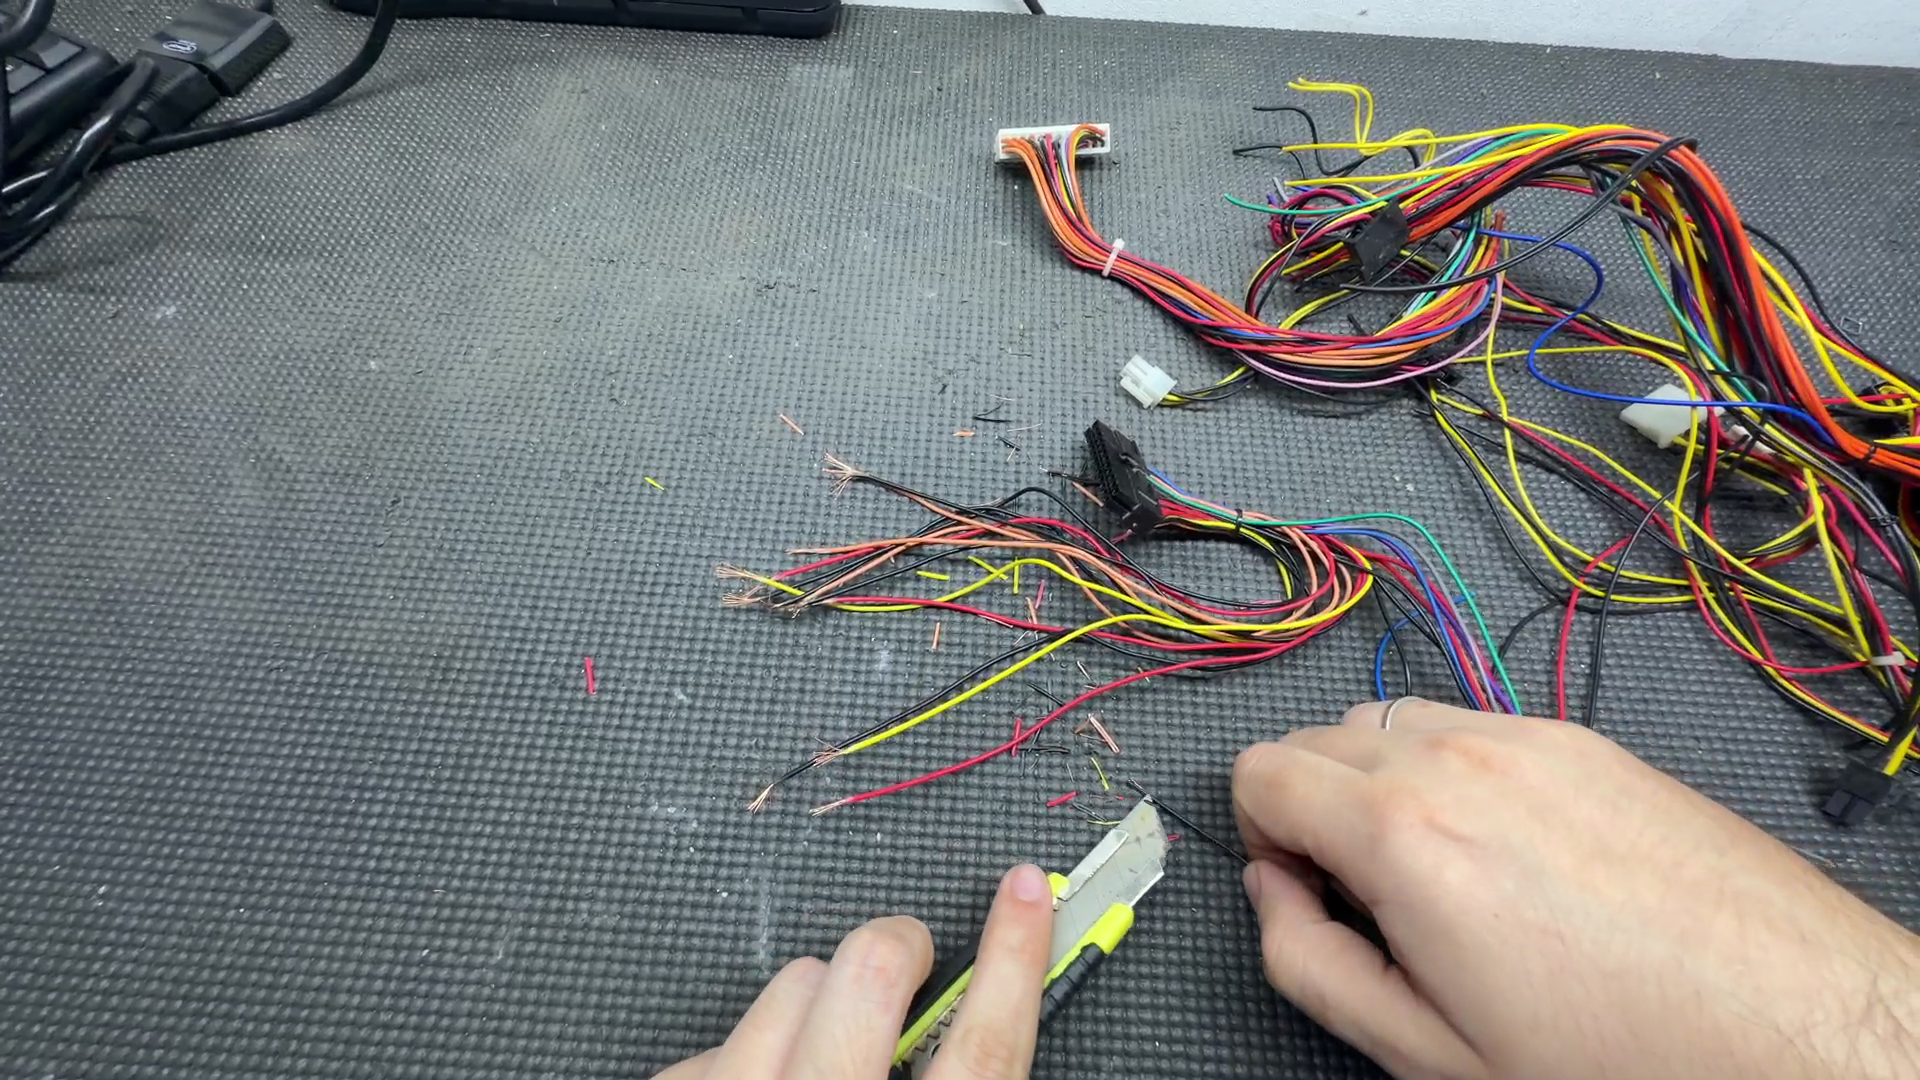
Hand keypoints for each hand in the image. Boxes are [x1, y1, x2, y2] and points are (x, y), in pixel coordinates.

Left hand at [656, 863, 1054, 1079]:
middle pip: (871, 974)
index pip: (983, 1052)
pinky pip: (724, 1037)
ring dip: (818, 1007)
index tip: (1026, 893)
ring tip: (819, 1063)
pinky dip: (751, 1057)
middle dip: (900, 948)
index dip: (1015, 958)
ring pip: (794, 984)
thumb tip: (983, 1028)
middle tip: (908, 962)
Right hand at [1233, 698, 1919, 1079]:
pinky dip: (1442, 765)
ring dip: (1371, 777)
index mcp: (1399, 832)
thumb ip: (1305, 960)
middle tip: (1369, 884)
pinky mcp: (1574, 736)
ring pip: (1378, 720)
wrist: (1834, 1050)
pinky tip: (1508, 840)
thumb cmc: (1622, 1068)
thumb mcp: (1427, 1054)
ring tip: (1436, 856)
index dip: (1260, 833)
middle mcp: (1448, 757)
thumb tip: (1271, 888)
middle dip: (1309, 804)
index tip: (1309, 886)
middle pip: (1308, 738)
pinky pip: (1458, 722)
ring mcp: (1517, 736)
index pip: (1257, 772)